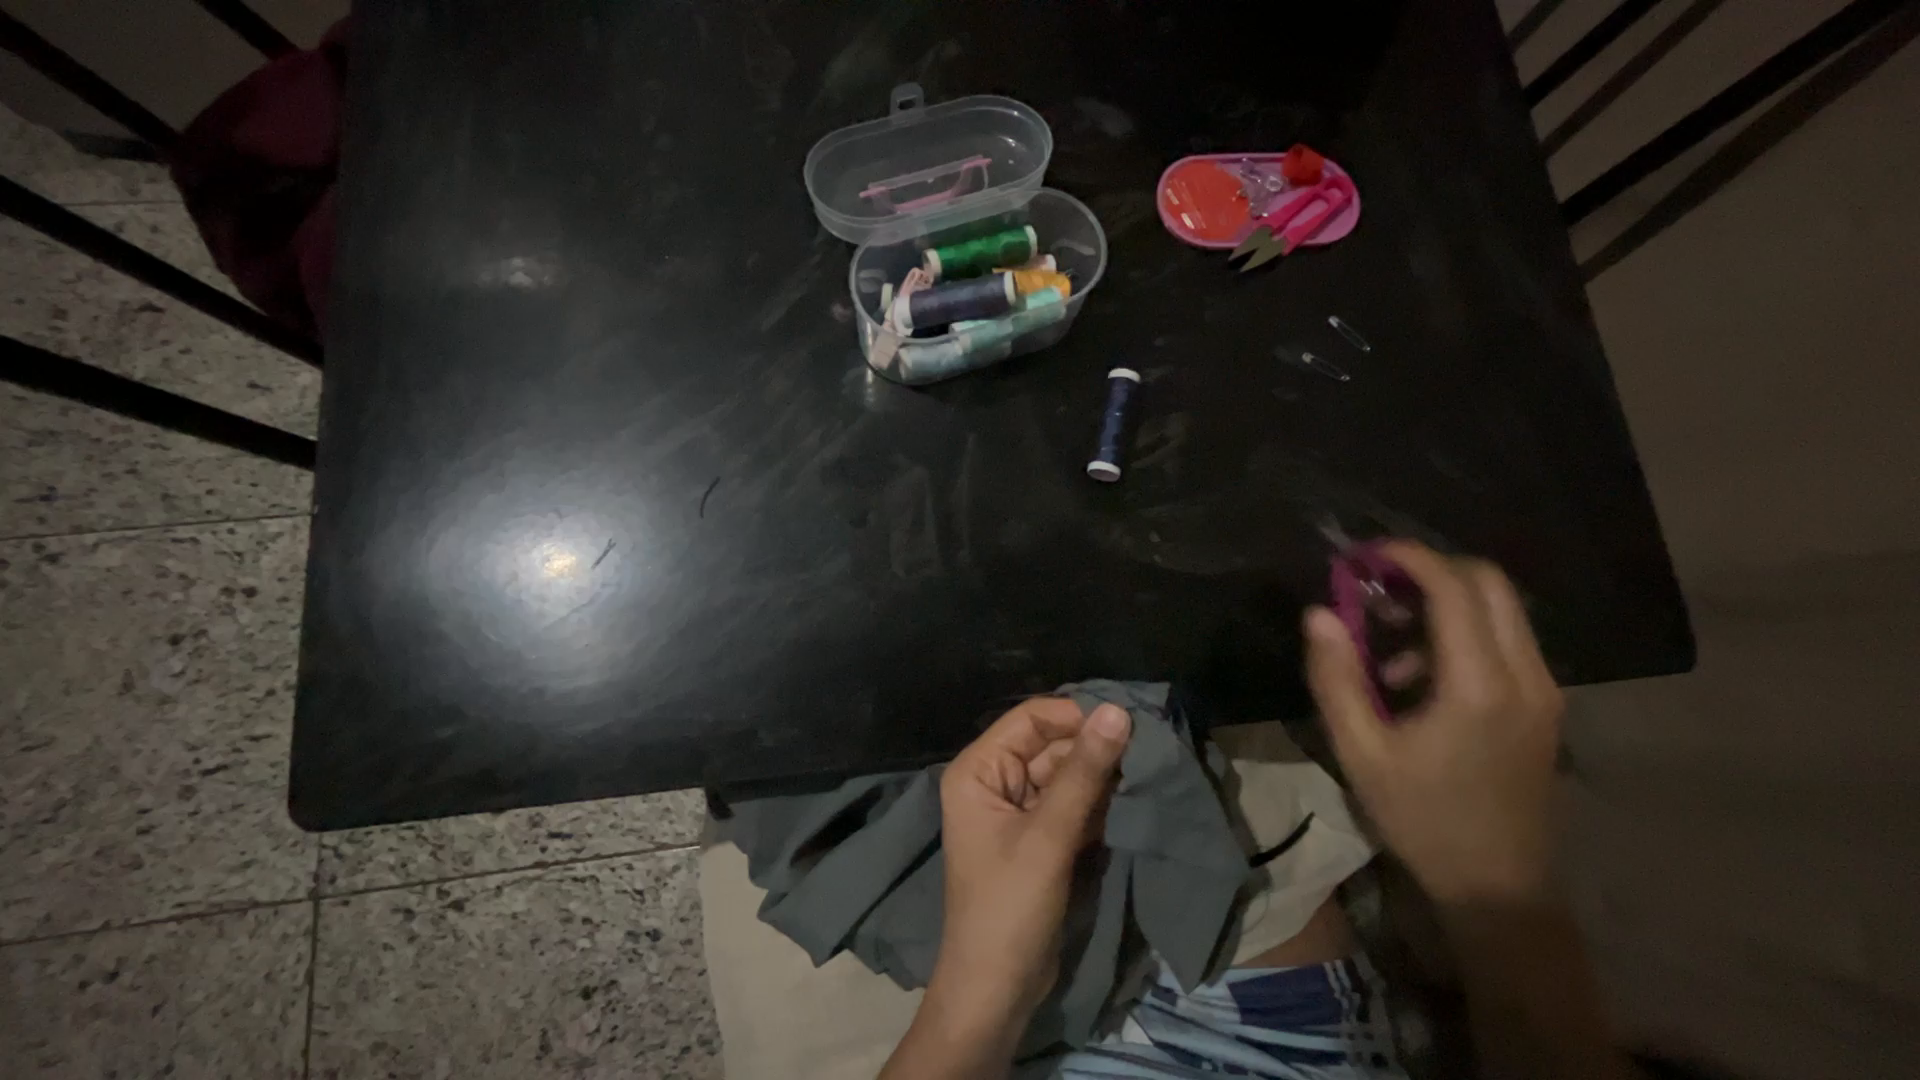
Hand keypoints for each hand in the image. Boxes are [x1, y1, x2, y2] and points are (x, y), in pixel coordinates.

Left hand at [934, 697, 1131, 1017]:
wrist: (997, 990)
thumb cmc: (1010, 907)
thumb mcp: (1049, 836)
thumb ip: (1084, 772)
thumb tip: (1117, 711)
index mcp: (979, 769)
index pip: (1031, 719)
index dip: (1077, 716)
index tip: (1129, 724)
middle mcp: (995, 781)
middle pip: (1051, 745)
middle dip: (1095, 749)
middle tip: (1148, 752)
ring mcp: (1018, 811)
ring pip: (1067, 775)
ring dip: (1102, 777)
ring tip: (1145, 776)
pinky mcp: (1040, 838)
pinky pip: (1072, 805)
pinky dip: (1099, 804)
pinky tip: (1130, 804)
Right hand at [1304, 541, 1562, 903]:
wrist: (1498, 884)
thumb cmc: (1421, 819)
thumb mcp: (1361, 752)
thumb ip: (1336, 678)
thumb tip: (1318, 614)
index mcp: (1479, 685)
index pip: (1455, 588)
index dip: (1410, 558)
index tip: (1364, 556)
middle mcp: (1525, 675)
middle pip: (1490, 584)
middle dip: (1431, 571)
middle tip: (1376, 591)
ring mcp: (1544, 690)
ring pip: (1501, 611)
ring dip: (1444, 605)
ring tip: (1388, 648)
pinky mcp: (1544, 705)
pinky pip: (1505, 641)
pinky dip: (1461, 634)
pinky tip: (1419, 679)